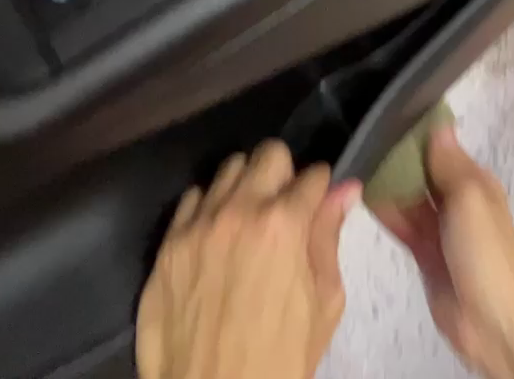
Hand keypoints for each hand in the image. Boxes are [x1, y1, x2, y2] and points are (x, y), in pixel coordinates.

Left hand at [136, 139, 360, 378]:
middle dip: (284, 173)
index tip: (319, 203)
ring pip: (228, 169)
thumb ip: (329, 237)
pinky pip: (192, 199)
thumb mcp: (324, 302)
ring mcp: (198, 226)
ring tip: (248, 220)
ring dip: (246, 186)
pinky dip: (209, 208)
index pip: (314, 174)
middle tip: (285, 206)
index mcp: (284, 223)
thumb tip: (346, 189)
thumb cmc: (282, 358)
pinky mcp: (167, 246)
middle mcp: (239, 210)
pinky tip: (216, 238)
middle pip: (269, 154)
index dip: (321, 189)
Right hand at [370, 126, 513, 378]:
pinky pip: (401, 223)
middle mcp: (456, 199)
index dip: (417, 132)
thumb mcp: (468, 197)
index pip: (441, 147)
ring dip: (388, 183)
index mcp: (474, 181)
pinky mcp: (424, 251)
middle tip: (360, 136)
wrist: (488, 320)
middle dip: (398, 157)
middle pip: (422, 171)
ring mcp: (439, 226)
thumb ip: (448, 162)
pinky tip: (360, 194)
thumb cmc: (483, 250)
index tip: (386, 114)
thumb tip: (438, 122)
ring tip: (355, 160)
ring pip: (409, 196)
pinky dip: (385, 209)